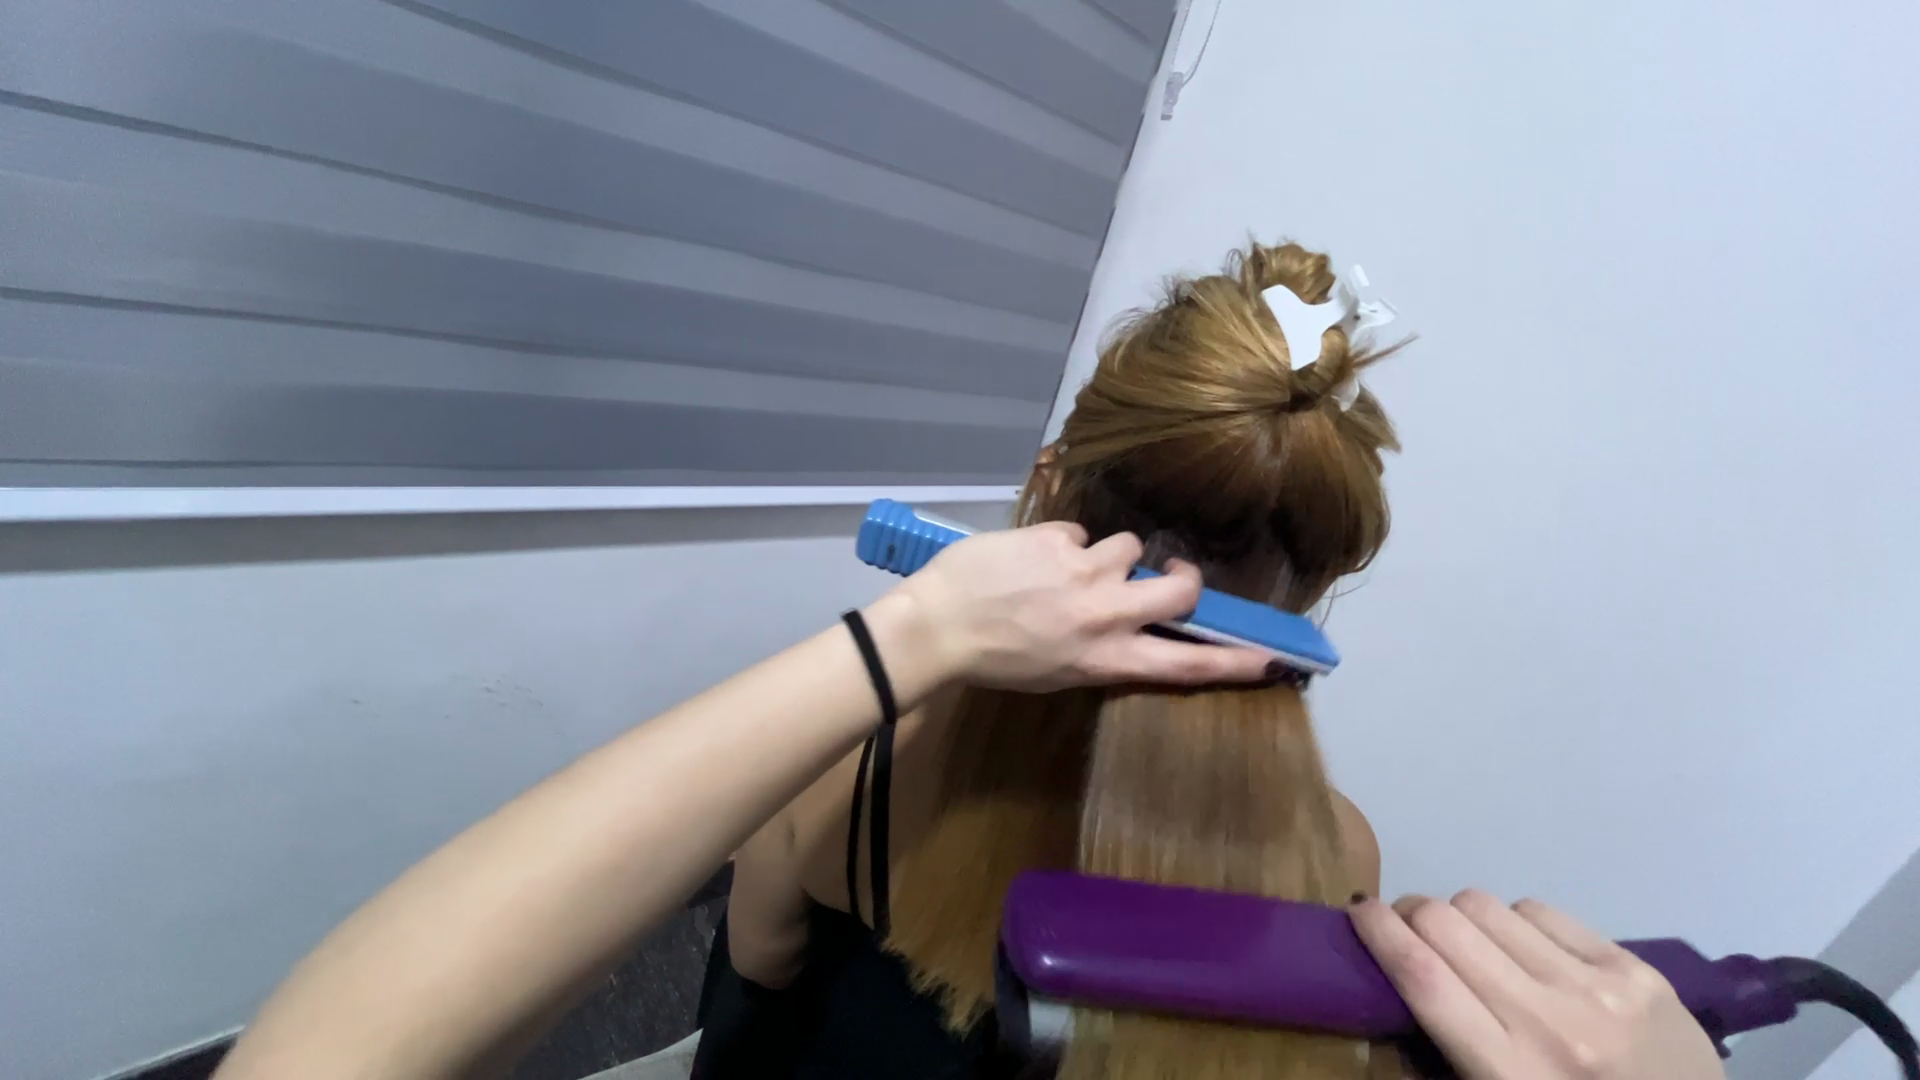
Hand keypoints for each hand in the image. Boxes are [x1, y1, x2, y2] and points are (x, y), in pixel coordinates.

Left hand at [875, 522, 1276, 692]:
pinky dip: (1064, 542)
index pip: (1184, 666)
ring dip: (1107, 555)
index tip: (1272, 657)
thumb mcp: (1058, 672)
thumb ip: (1102, 649)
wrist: (937, 626)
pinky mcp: (1057, 539)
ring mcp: (1083, 572)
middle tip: (1169, 573)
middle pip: (1178, 589)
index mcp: (1105, 660)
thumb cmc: (994, 660)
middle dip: (1182, 578)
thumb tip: (1130, 624)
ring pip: (1128, 546)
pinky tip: (1032, 556)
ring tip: (1068, 567)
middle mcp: (1105, 616)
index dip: (1233, 662)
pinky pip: (1081, 531)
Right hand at [1352, 892, 1725, 1079]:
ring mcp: (1600, 992)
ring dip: (1464, 919)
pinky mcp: (1636, 971)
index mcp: (1509, 1073)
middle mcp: (1552, 1024)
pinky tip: (1532, 955)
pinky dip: (1518, 924)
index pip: (1419, 973)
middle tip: (1411, 930)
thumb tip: (1392, 967)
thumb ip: (1441, 1043)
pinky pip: (1539, 910)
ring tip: (1476, 945)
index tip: (1359, 912)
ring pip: (1484, 905)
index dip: (1376, 930)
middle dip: (1411, 915)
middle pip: (1443, 923)